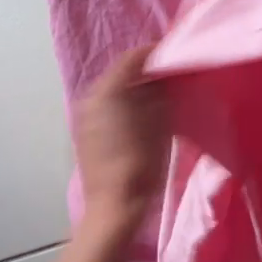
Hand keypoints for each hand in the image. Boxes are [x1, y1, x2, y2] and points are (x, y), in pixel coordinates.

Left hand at [73, 46, 168, 232]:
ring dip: (136, 87)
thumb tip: (164, 77)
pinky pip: (109, 106)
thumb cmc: (141, 163)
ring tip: (161, 94)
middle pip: (122, 71)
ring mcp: (85, 115)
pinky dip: (126, 103)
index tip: (176, 55)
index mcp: (107, 89)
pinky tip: (144, 114)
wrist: (114, 209)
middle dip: (147, 70)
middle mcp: (91, 96)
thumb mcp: (161, 121)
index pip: (133, 56)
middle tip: (172, 75)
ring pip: (115, 89)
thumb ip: (162, 91)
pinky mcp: (86, 132)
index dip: (156, 52)